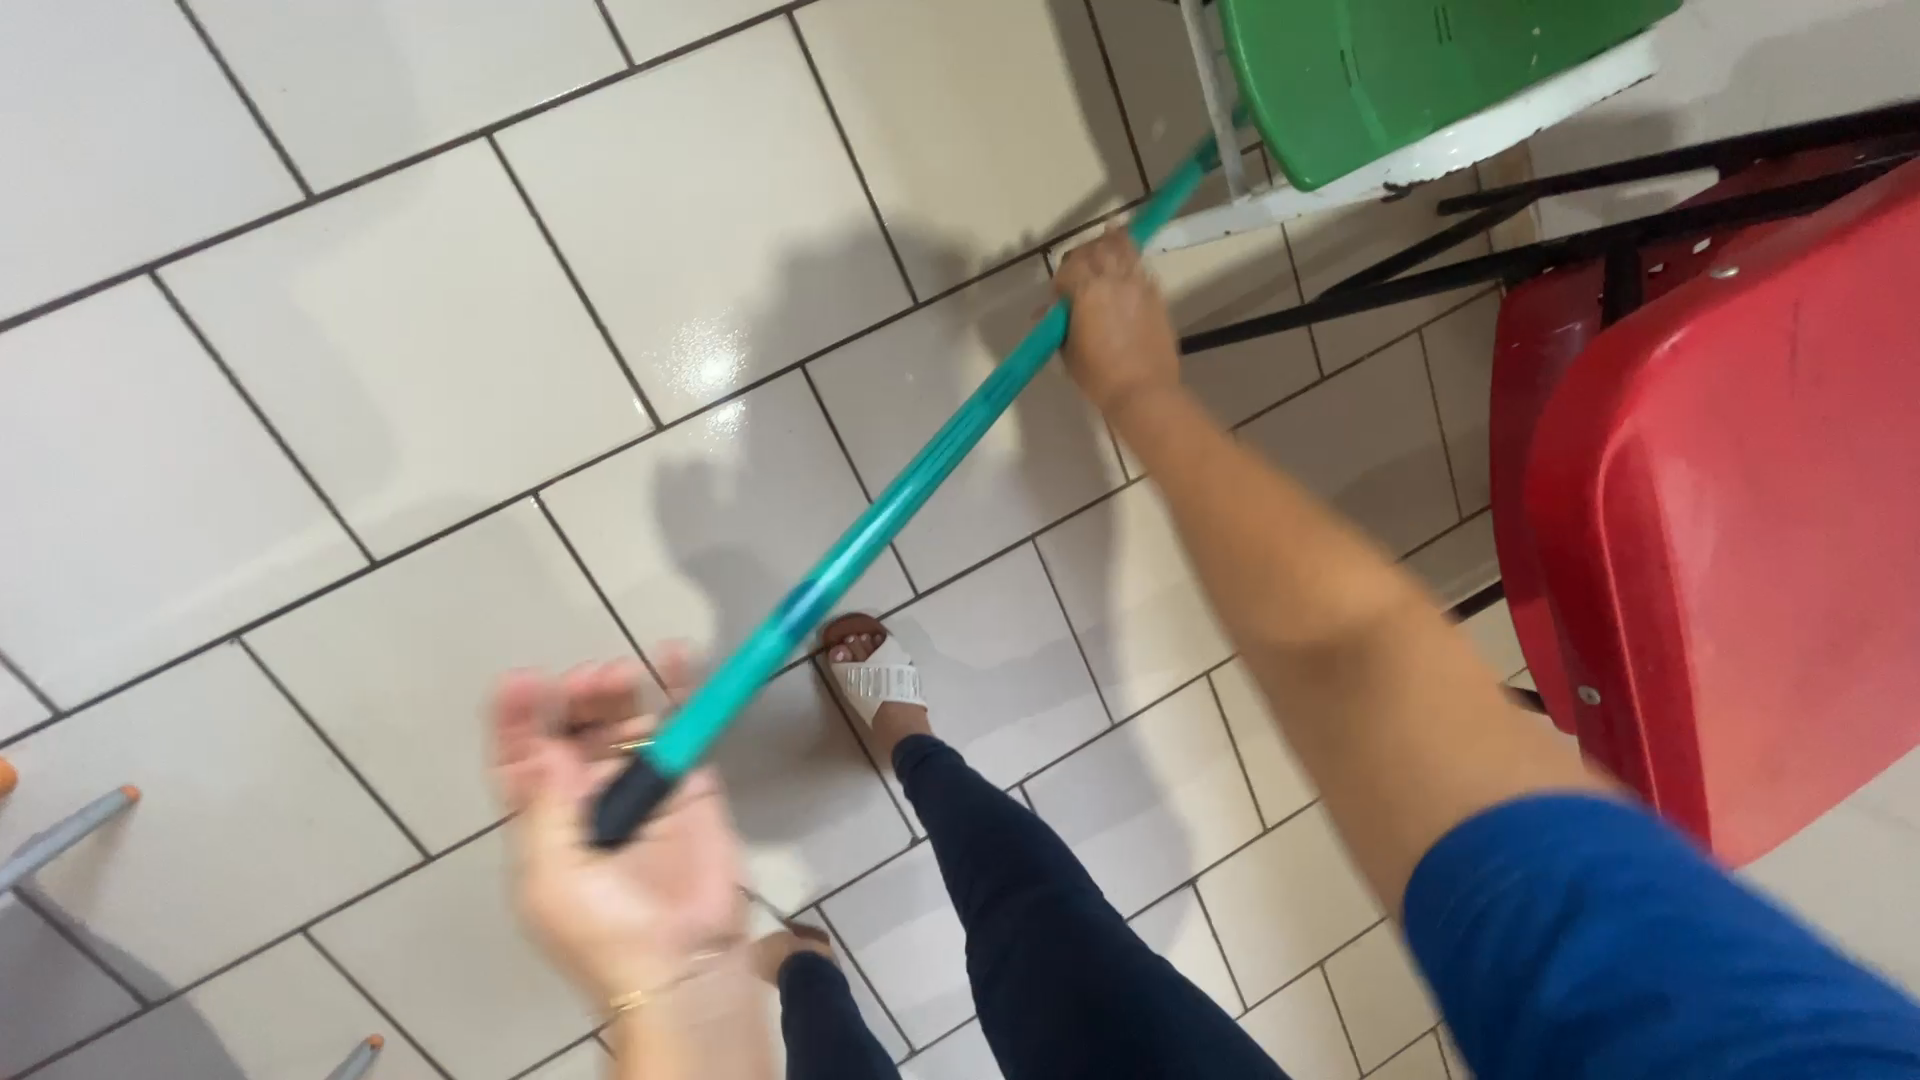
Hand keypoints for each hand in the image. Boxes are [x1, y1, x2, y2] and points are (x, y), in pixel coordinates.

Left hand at [492, 648, 744, 1002]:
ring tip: (618, 674)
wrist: (681, 959)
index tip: (522, 681)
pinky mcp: (691, 779)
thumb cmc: (603, 928)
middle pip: (576, 731)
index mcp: (545, 823)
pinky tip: (676, 655)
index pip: (523, 760)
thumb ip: (546, 810)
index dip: (517, 721)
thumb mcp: (552, 879)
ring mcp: (644, 784)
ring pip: (626, 722)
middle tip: (587, 679)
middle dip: (575, 700)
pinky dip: (681, 689)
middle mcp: (591, 796)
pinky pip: (684, 727)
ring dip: (618, 691)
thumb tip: (543, 748)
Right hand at [1053, 226, 1181, 416]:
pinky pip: (1141, 267)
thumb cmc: (1099, 377)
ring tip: (1108, 238)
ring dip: (1111, 243)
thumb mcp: (1069, 354)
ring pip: (1124, 248)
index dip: (1060, 280)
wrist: (1144, 390)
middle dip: (1083, 254)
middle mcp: (1113, 279)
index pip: (1068, 268)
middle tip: (1079, 266)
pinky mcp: (1156, 295)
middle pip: (1095, 248)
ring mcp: (1138, 285)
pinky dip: (1131, 262)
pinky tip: (1128, 266)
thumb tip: (1046, 314)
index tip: (1058, 296)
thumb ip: (1059, 327)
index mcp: (1087, 292)